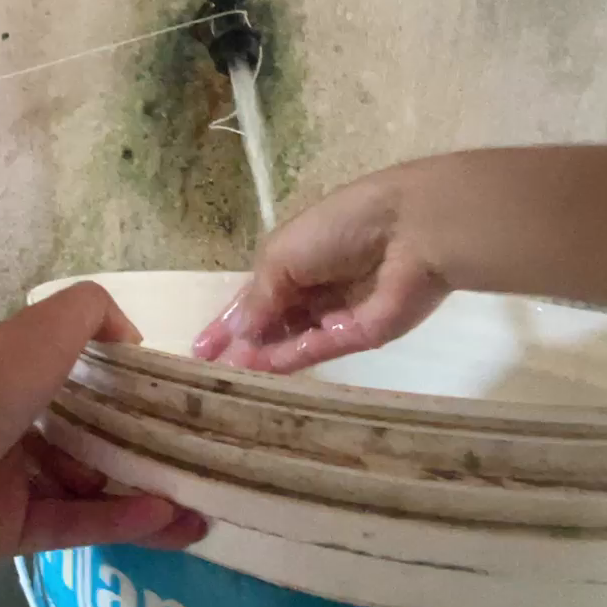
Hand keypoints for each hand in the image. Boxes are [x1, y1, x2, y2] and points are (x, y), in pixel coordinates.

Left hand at [0, 282, 207, 574]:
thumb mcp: (44, 327)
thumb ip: (91, 312)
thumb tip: (132, 338)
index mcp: (18, 374)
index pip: (80, 379)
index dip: (124, 388)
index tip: (171, 401)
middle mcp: (16, 422)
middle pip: (88, 438)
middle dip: (140, 450)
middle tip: (194, 463)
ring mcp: (12, 479)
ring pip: (88, 488)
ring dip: (141, 494)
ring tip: (197, 505)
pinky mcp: (11, 529)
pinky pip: (74, 525)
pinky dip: (120, 523)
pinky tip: (169, 521)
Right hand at [192, 168, 449, 372]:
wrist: (407, 232)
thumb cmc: (335, 229)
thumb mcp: (280, 255)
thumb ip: (258, 298)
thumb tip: (237, 334)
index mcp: (290, 261)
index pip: (252, 298)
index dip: (226, 322)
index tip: (199, 348)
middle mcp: (310, 289)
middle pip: (268, 324)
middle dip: (239, 345)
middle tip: (210, 372)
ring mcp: (334, 314)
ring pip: (290, 341)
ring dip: (259, 357)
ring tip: (227, 377)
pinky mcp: (360, 336)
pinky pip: (318, 350)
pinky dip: (289, 359)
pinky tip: (260, 371)